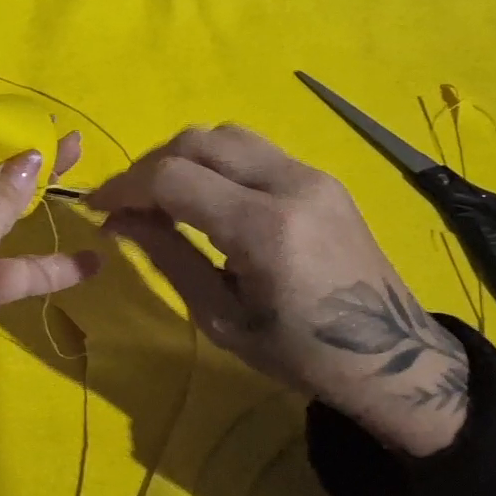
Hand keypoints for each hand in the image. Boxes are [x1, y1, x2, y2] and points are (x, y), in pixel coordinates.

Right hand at [90, 126, 469, 456]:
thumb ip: (167, 256)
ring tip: (164, 197)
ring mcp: (311, 174)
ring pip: (223, 135)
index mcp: (266, 229)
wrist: (398, 360)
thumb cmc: (302, 354)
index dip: (125, 186)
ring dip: (182, 157)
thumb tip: (117, 218)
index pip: (173, 178)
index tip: (98, 207)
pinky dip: (214, 161)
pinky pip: (251, 149)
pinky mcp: (320, 176)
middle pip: (196, 141)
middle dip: (149, 166)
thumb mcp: (221, 319)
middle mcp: (290, 184)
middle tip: (128, 204)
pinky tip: (207, 197)